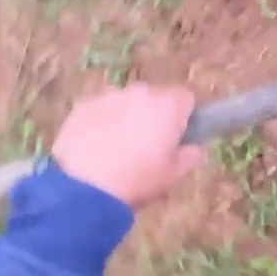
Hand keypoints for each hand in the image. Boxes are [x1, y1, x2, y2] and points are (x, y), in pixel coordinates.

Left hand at [52, 84, 202, 206]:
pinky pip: (101, 108)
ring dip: (126, 117)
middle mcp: (141, 92)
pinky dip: (102, 121)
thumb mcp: (172, 176)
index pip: (186, 98)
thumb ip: (189, 157)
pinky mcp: (84, 104)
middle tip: (146, 147)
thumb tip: (192, 148)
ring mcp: (110, 95)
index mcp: (168, 106)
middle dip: (153, 116)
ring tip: (116, 148)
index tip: (175, 137)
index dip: (183, 117)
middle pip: (155, 98)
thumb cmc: (137, 179)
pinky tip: (95, 146)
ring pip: (126, 102)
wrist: (85, 183)